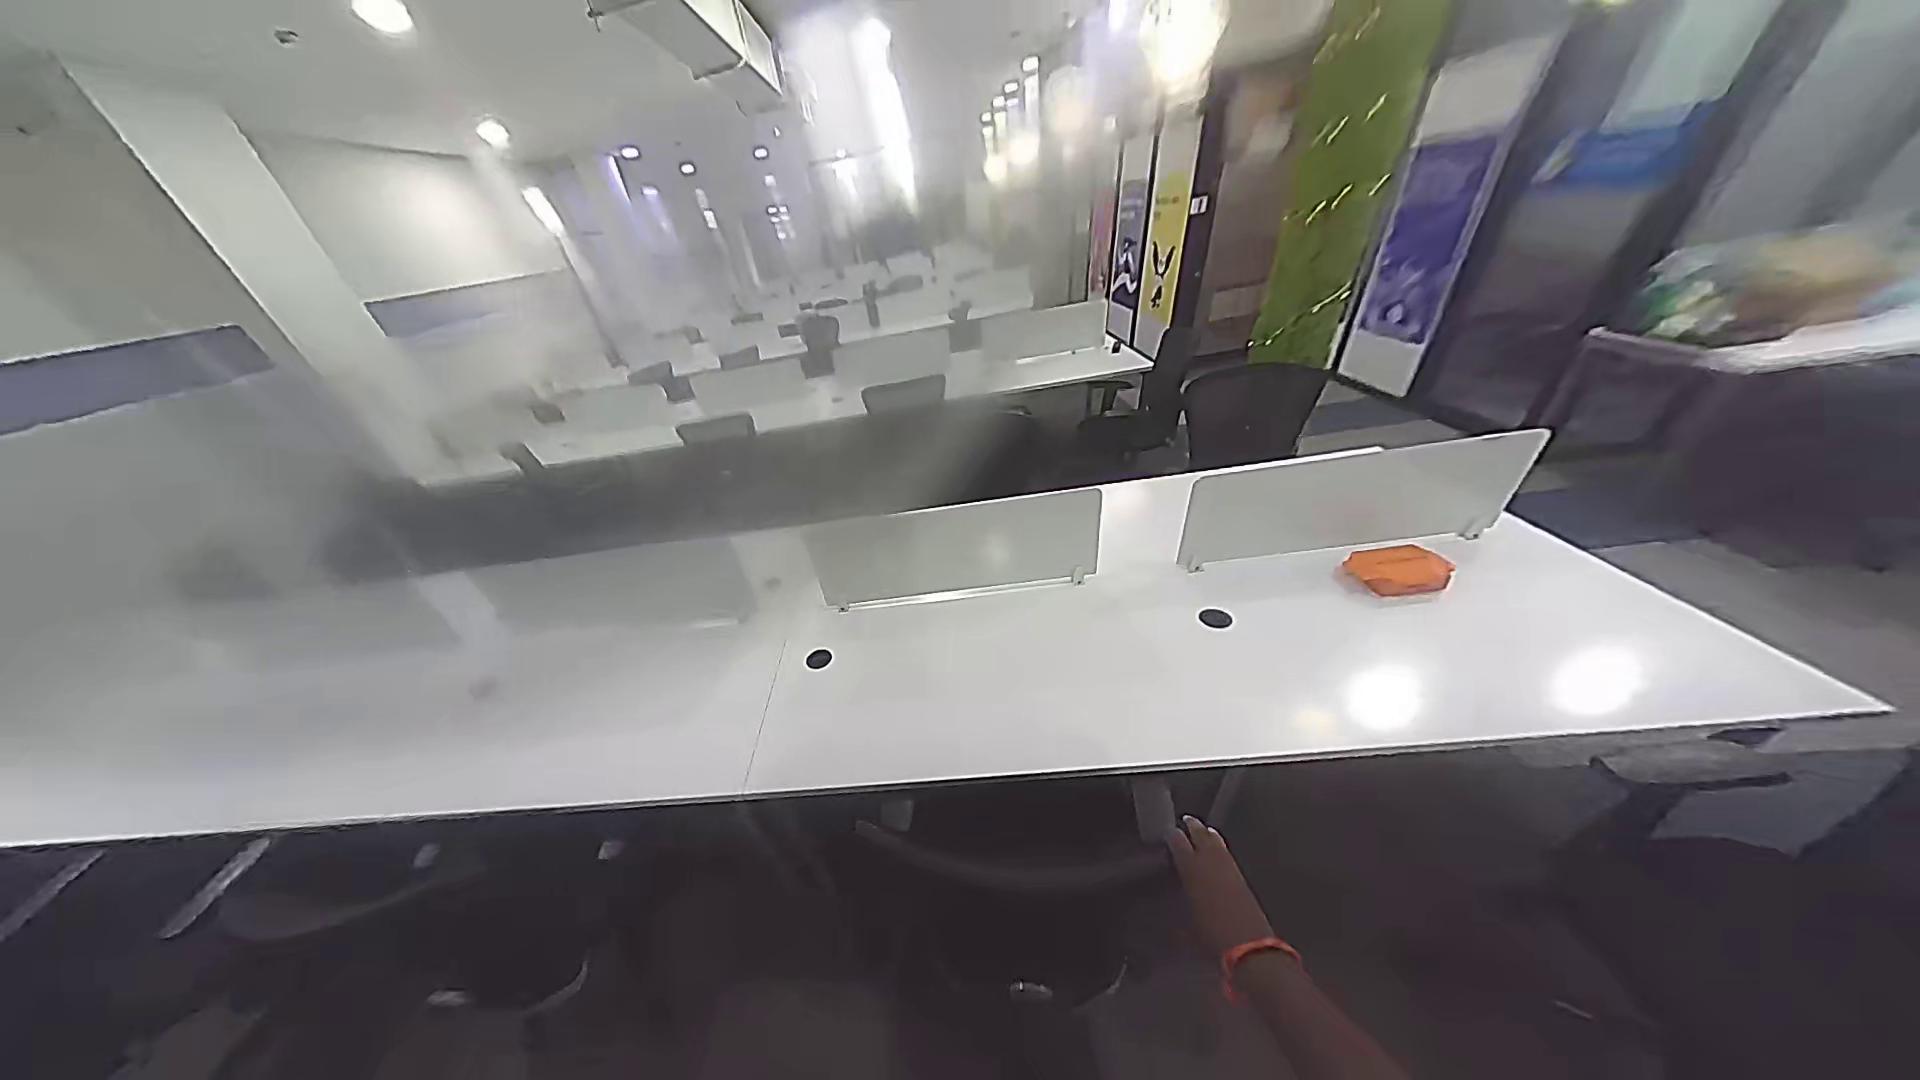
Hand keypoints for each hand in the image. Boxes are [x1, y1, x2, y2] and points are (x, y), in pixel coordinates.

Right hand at [1166, 815, 1274, 957]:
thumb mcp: (1189, 930)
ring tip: (1204, 828)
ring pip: (1216, 842)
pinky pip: (1227, 853)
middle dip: (1192, 826)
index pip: (1179, 844)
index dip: (1173, 836)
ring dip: (1208, 834)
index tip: (1168, 831)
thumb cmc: (1213, 937)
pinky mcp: (1242, 877)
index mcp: (1191, 871)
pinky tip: (1220, 848)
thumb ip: (1178, 925)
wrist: (1249, 946)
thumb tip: (1171, 931)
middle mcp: (1209, 863)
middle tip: (1186, 819)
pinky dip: (1221, 846)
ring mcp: (1228, 868)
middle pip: (1200, 836)